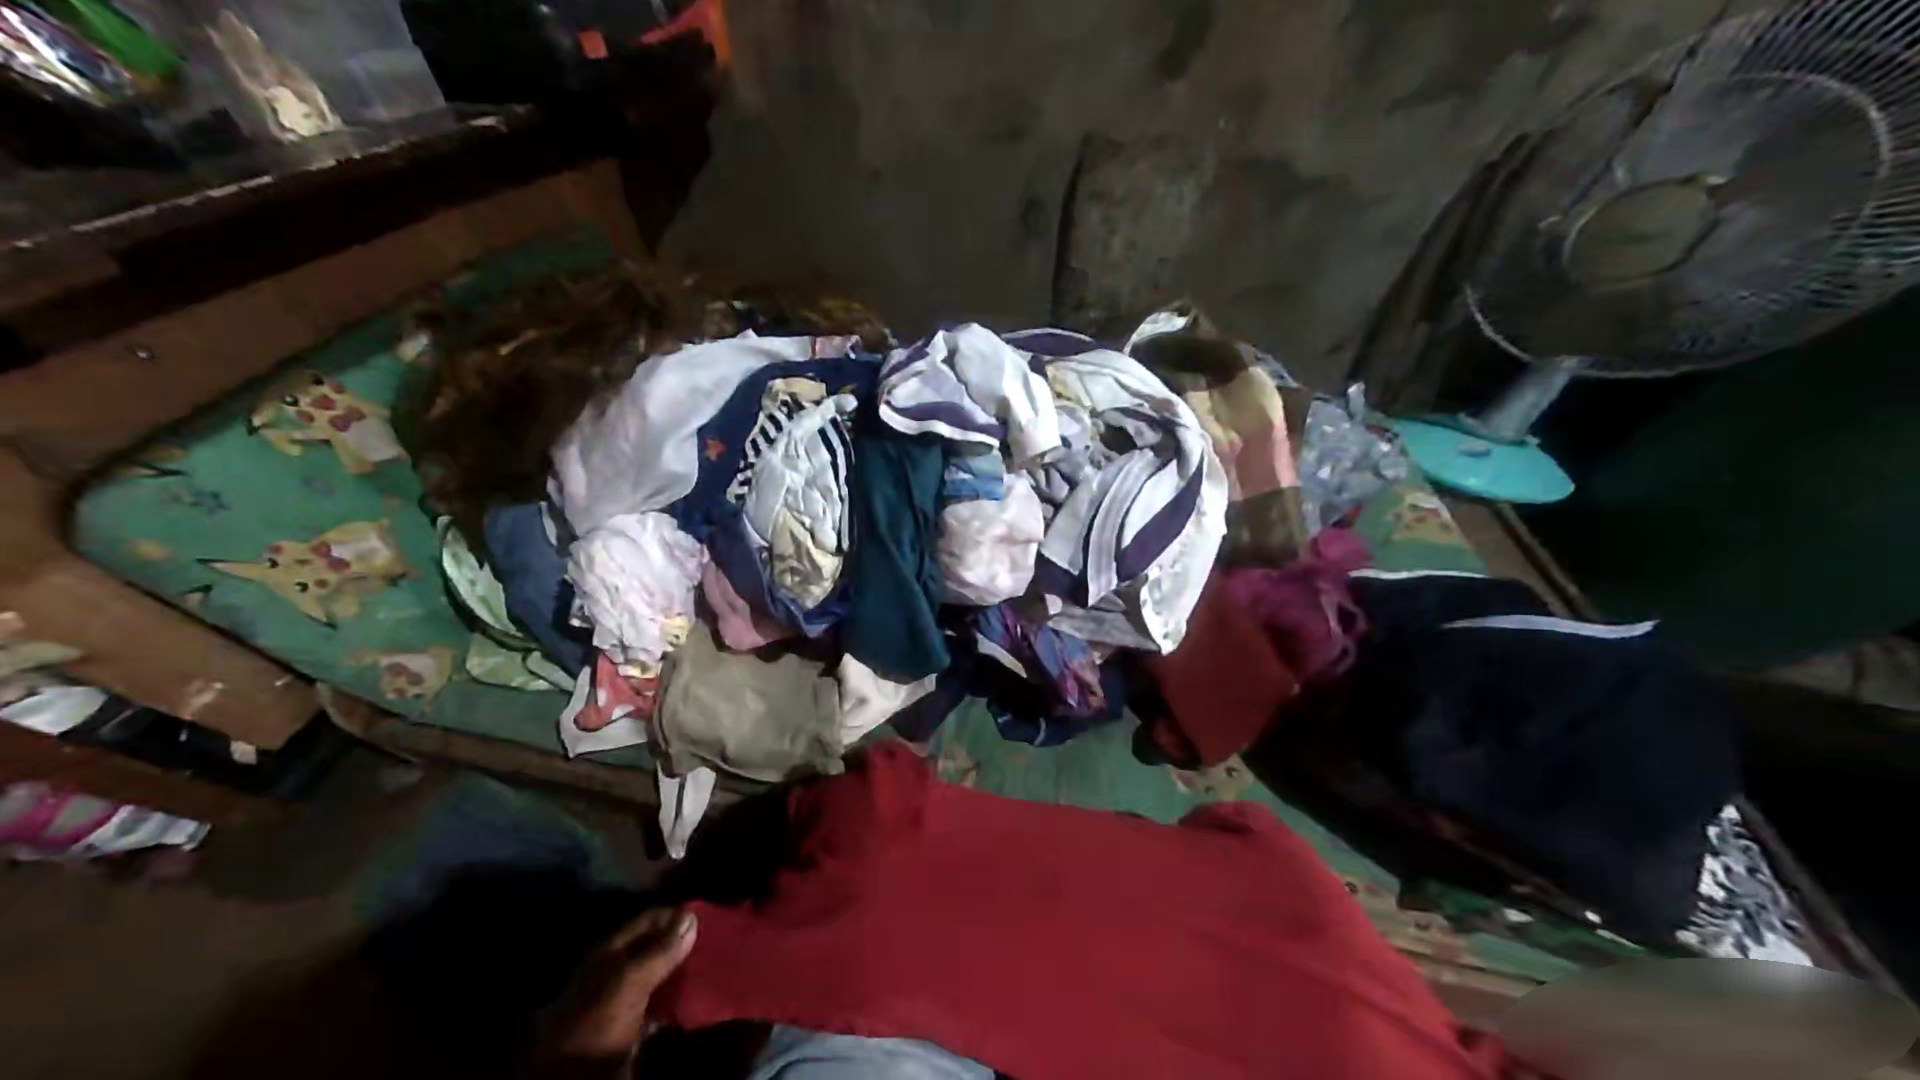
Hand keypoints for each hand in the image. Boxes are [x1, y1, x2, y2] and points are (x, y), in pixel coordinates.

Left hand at [535, 907, 697, 1074]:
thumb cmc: (598, 1022)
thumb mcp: (630, 982)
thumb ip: (660, 950)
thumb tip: (692, 917)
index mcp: (610, 952)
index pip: (650, 919)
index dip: (677, 916)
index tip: (708, 917)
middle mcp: (616, 971)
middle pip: (656, 947)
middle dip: (684, 944)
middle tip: (716, 942)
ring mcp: (623, 1001)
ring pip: (660, 976)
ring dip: (684, 973)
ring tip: (713, 967)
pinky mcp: (630, 1030)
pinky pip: (661, 1006)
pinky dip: (679, 1002)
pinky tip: (698, 999)